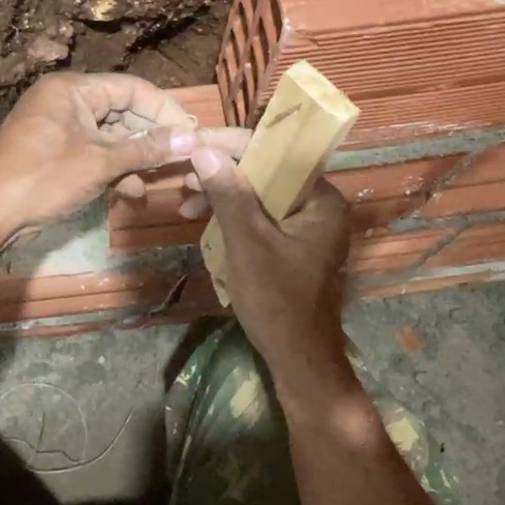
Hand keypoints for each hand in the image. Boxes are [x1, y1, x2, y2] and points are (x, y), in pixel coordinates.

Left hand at [0, 73, 240, 236]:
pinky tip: (130, 193)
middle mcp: (63, 101)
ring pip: (108, 137)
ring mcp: (56, 128)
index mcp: (72, 89)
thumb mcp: (100, 162)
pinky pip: (91, 153)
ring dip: (132, 159)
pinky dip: (111, 170)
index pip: (131, 89)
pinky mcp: (52, 153)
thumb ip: (146, 150)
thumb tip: (190, 139)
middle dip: (149, 139)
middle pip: (120, 112)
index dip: (164, 110)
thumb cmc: (44, 178)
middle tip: (180, 159)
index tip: (191, 133)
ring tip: (156, 181)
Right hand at [184, 146, 353, 384]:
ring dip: (222, 197)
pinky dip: (233, 217)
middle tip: (184, 182)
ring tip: (186, 207)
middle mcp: (319, 206)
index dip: (231, 146)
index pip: (274, 153)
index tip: (193, 145)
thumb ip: (228, 193)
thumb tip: (203, 150)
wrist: (298, 358)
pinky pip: (260, 217)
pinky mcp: (293, 245)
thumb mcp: (247, 242)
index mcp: (320, 198)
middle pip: (265, 172)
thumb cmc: (276, 299)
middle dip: (222, 174)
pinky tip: (205, 222)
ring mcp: (307, 227)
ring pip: (259, 195)